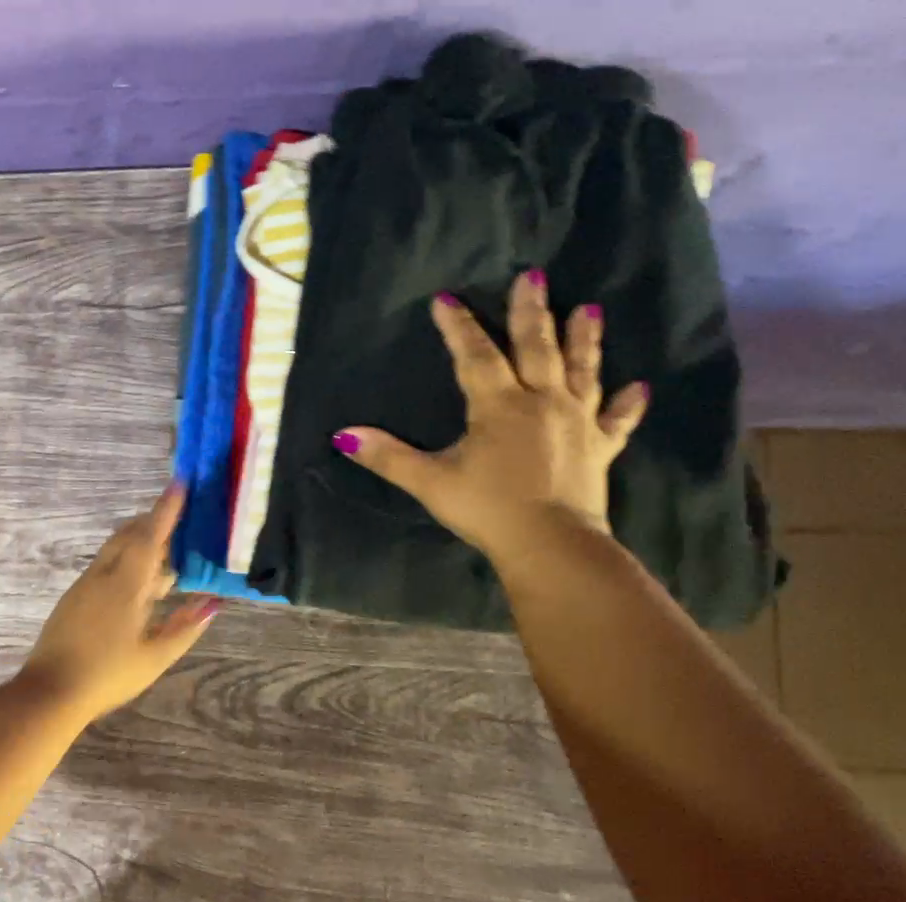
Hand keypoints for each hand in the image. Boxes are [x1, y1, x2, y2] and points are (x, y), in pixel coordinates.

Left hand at [16, 486, 218, 716]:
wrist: (51, 691)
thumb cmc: (107, 676)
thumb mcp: (154, 657)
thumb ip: (184, 627)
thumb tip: (212, 603)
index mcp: (125, 586)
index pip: (149, 537)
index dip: (165, 510)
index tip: (179, 484)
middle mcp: (101, 577)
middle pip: (127, 537)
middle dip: (152, 523)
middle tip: (178, 517)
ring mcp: (83, 587)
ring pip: (113, 552)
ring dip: (138, 544)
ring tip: (165, 552)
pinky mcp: (72, 600)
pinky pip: (103, 568)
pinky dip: (124, 562)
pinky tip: (138, 582)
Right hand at [334, 270, 649, 564]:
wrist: (551, 543)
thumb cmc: (486, 508)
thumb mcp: (429, 481)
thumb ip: (387, 456)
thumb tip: (343, 435)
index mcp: (499, 406)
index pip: (474, 356)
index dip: (458, 327)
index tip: (446, 299)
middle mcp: (542, 402)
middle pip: (536, 348)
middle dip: (531, 312)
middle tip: (533, 277)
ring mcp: (578, 422)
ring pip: (581, 371)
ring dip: (584, 340)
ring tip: (589, 309)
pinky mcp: (600, 448)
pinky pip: (616, 420)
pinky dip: (626, 404)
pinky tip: (638, 387)